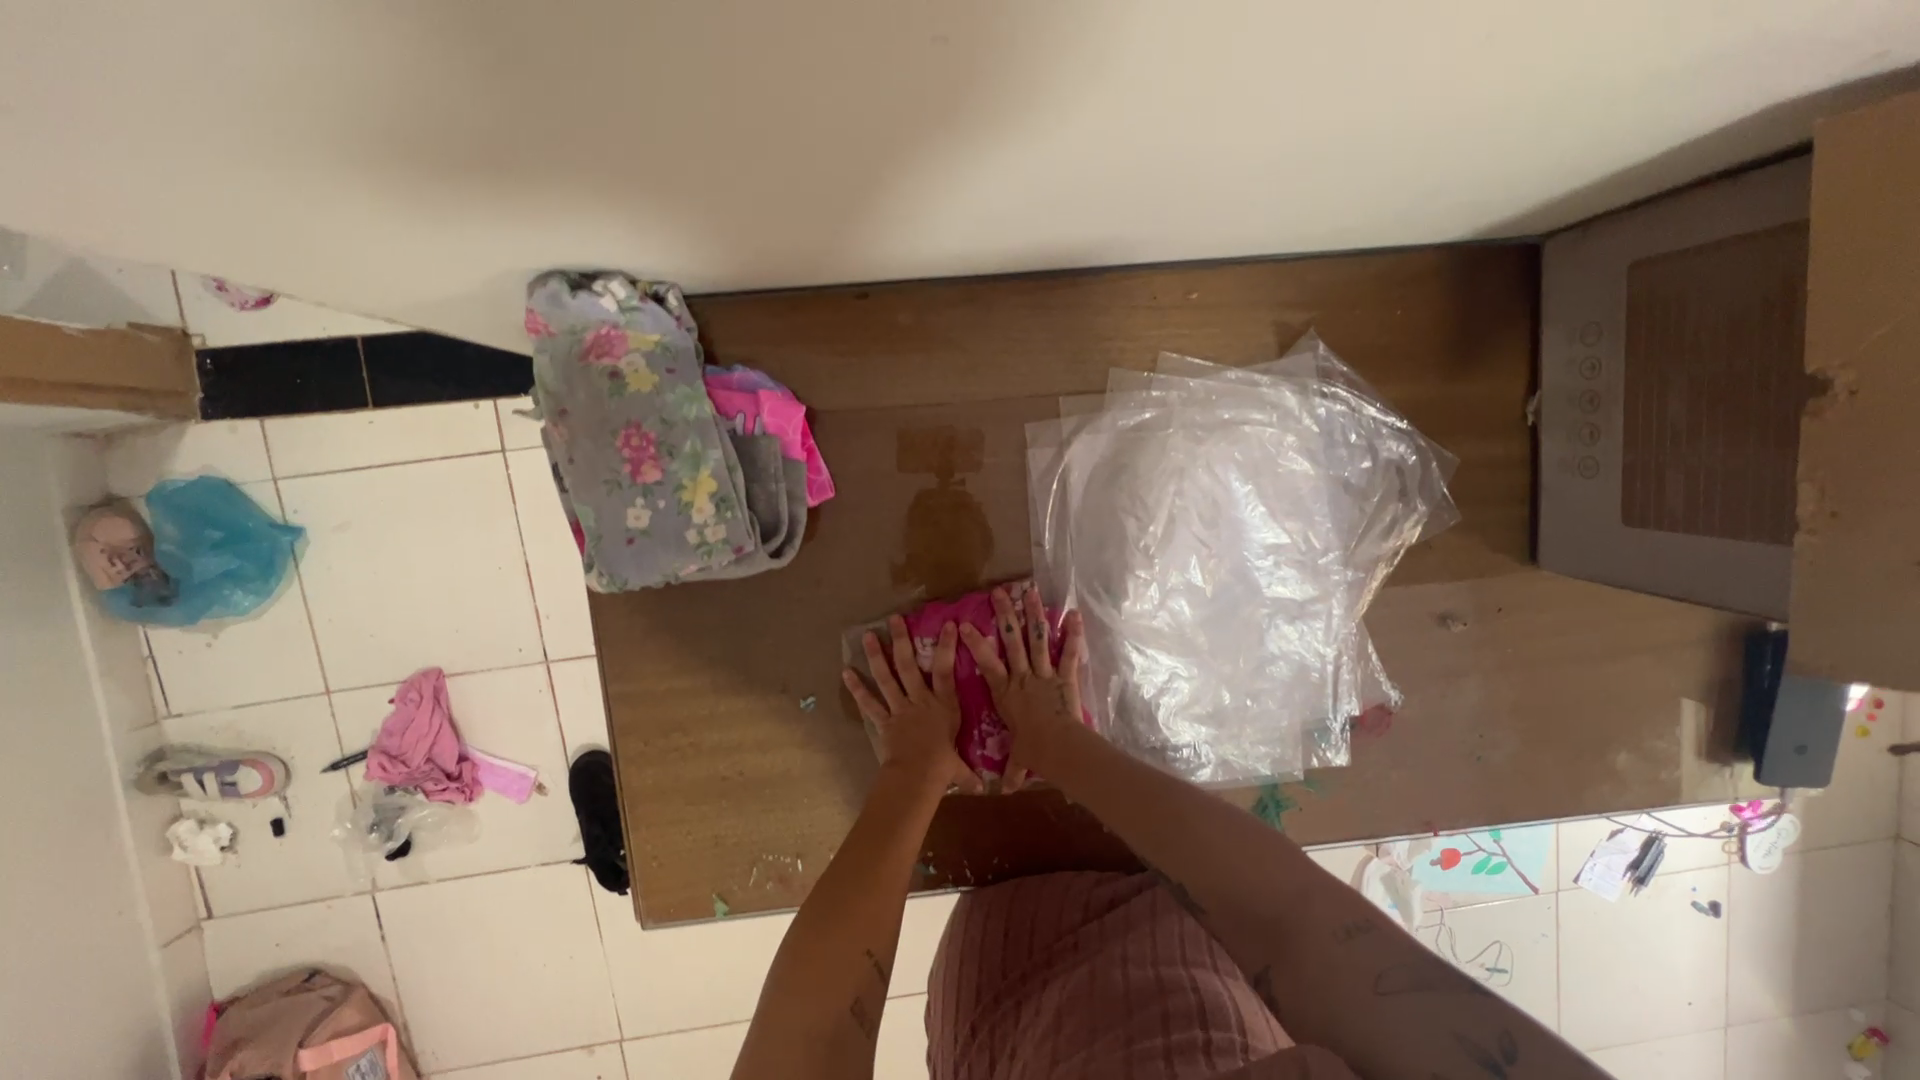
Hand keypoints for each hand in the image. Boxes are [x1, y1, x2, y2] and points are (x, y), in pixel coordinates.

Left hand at [842, 616, 984, 796]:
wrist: (917, 776)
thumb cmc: (943, 768)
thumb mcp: (960, 768)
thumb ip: (968, 773)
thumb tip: (982, 789)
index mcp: (944, 705)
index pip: (946, 670)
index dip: (947, 646)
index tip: (948, 624)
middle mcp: (921, 700)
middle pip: (909, 665)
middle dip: (902, 640)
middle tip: (895, 619)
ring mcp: (900, 708)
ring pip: (887, 677)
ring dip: (877, 656)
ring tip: (868, 636)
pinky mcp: (884, 721)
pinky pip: (869, 703)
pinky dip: (857, 689)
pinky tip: (846, 673)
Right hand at [959, 586, 1088, 792]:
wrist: (1058, 748)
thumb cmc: (1033, 752)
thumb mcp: (1018, 760)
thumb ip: (1011, 770)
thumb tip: (1001, 791)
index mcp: (1005, 693)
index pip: (986, 664)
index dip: (976, 644)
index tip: (965, 625)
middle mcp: (1022, 677)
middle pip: (1011, 641)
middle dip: (1005, 615)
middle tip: (999, 593)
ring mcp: (1044, 674)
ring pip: (1038, 640)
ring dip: (1035, 615)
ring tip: (1031, 592)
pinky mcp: (1066, 678)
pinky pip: (1069, 653)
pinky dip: (1073, 635)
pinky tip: (1074, 615)